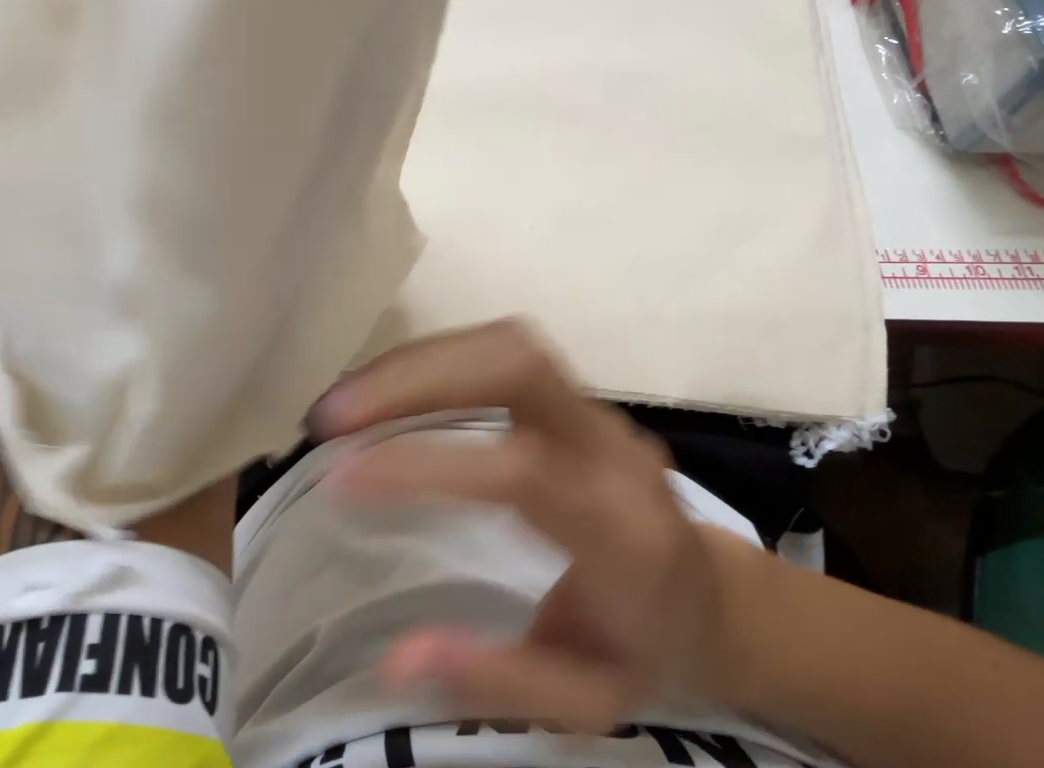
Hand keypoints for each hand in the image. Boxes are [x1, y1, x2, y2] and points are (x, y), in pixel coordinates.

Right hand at [310, 319, 749, 731]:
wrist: (711, 598)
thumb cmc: (643, 649)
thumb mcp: (587, 699)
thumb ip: (499, 680)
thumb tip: (396, 655)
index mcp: (619, 529)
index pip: (520, 470)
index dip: (426, 464)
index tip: (341, 479)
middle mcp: (610, 449)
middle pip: (516, 366)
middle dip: (413, 378)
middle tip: (331, 417)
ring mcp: (595, 411)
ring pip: (505, 344)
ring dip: (415, 363)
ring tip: (343, 402)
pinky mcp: (574, 395)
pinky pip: (499, 353)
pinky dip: (433, 362)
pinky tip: (384, 393)